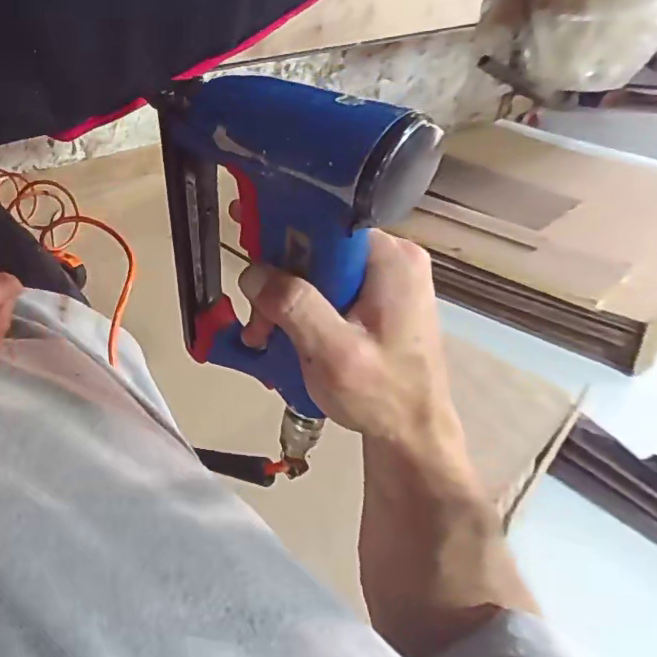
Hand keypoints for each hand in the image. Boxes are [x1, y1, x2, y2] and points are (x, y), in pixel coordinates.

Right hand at [236, 230, 454, 447]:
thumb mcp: (335, 352)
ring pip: (311, 267)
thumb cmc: (383, 396)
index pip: (325, 220)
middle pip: (313, 244)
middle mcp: (388, 258)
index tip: (245, 228)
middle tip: (256, 316)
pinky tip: (280, 333)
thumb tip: (254, 272)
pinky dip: (295, 307)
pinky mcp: (371, 298)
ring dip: (280, 298)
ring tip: (265, 335)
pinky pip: (320, 286)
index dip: (281, 222)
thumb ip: (295, 306)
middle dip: (275, 277)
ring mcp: (381, 278)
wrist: (412, 435)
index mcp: (390, 259)